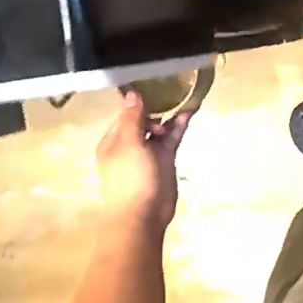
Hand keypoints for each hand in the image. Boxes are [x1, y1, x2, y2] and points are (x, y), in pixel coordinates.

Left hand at [94, 90, 190, 234]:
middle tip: (172, 98)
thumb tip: (132, 93)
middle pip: (143, 120)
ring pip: (159, 129)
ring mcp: (148, 153)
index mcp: (113, 141)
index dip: (139, 103)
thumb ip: (132, 118)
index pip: (126, 115)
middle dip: (157, 108)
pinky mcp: (164, 161)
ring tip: (184, 100)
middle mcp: (129, 145)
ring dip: (169, 116)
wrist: (143, 214)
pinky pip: (170, 140)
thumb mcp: (128, 144)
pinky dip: (178, 128)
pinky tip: (188, 115)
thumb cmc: (130, 178)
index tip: (155, 88)